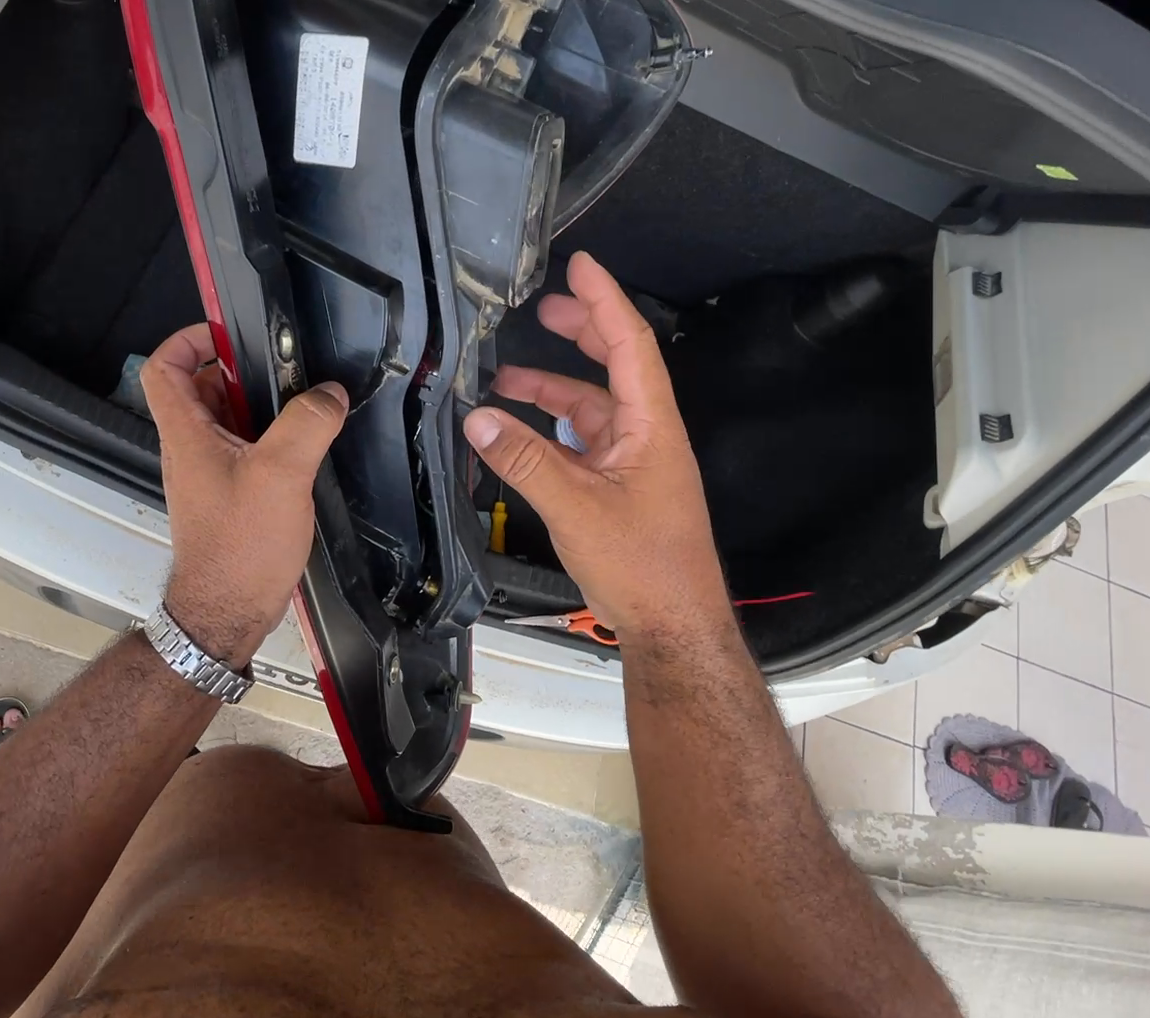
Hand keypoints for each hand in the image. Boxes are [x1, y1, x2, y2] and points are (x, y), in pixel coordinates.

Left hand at [143, 324, 348, 665]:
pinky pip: (243, 453)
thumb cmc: (241, 545)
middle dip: (238, 372)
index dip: (187, 340)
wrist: (229, 611)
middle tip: (281, 371)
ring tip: (301, 406)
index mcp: (187, 434)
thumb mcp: (281, 473)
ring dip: (258, 408)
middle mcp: (190, 450)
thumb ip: (307, 423)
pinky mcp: (228, 498)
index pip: (163, 368)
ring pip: (225, 423)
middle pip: (199, 390)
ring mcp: (208, 476)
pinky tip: (303, 451)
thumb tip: (329, 393)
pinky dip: (267, 441)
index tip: (228, 334)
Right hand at [463, 252, 730, 641]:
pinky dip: (549, 433)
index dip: (604, 301)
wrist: (670, 621)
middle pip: (613, 367)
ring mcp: (630, 463)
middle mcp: (644, 435)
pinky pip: (579, 445)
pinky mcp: (616, 488)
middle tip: (544, 308)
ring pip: (589, 410)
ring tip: (506, 380)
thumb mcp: (575, 507)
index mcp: (650, 426)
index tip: (580, 265)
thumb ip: (525, 461)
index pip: (630, 345)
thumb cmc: (643, 565)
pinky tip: (521, 434)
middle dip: (580, 333)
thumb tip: (479, 419)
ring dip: (551, 392)